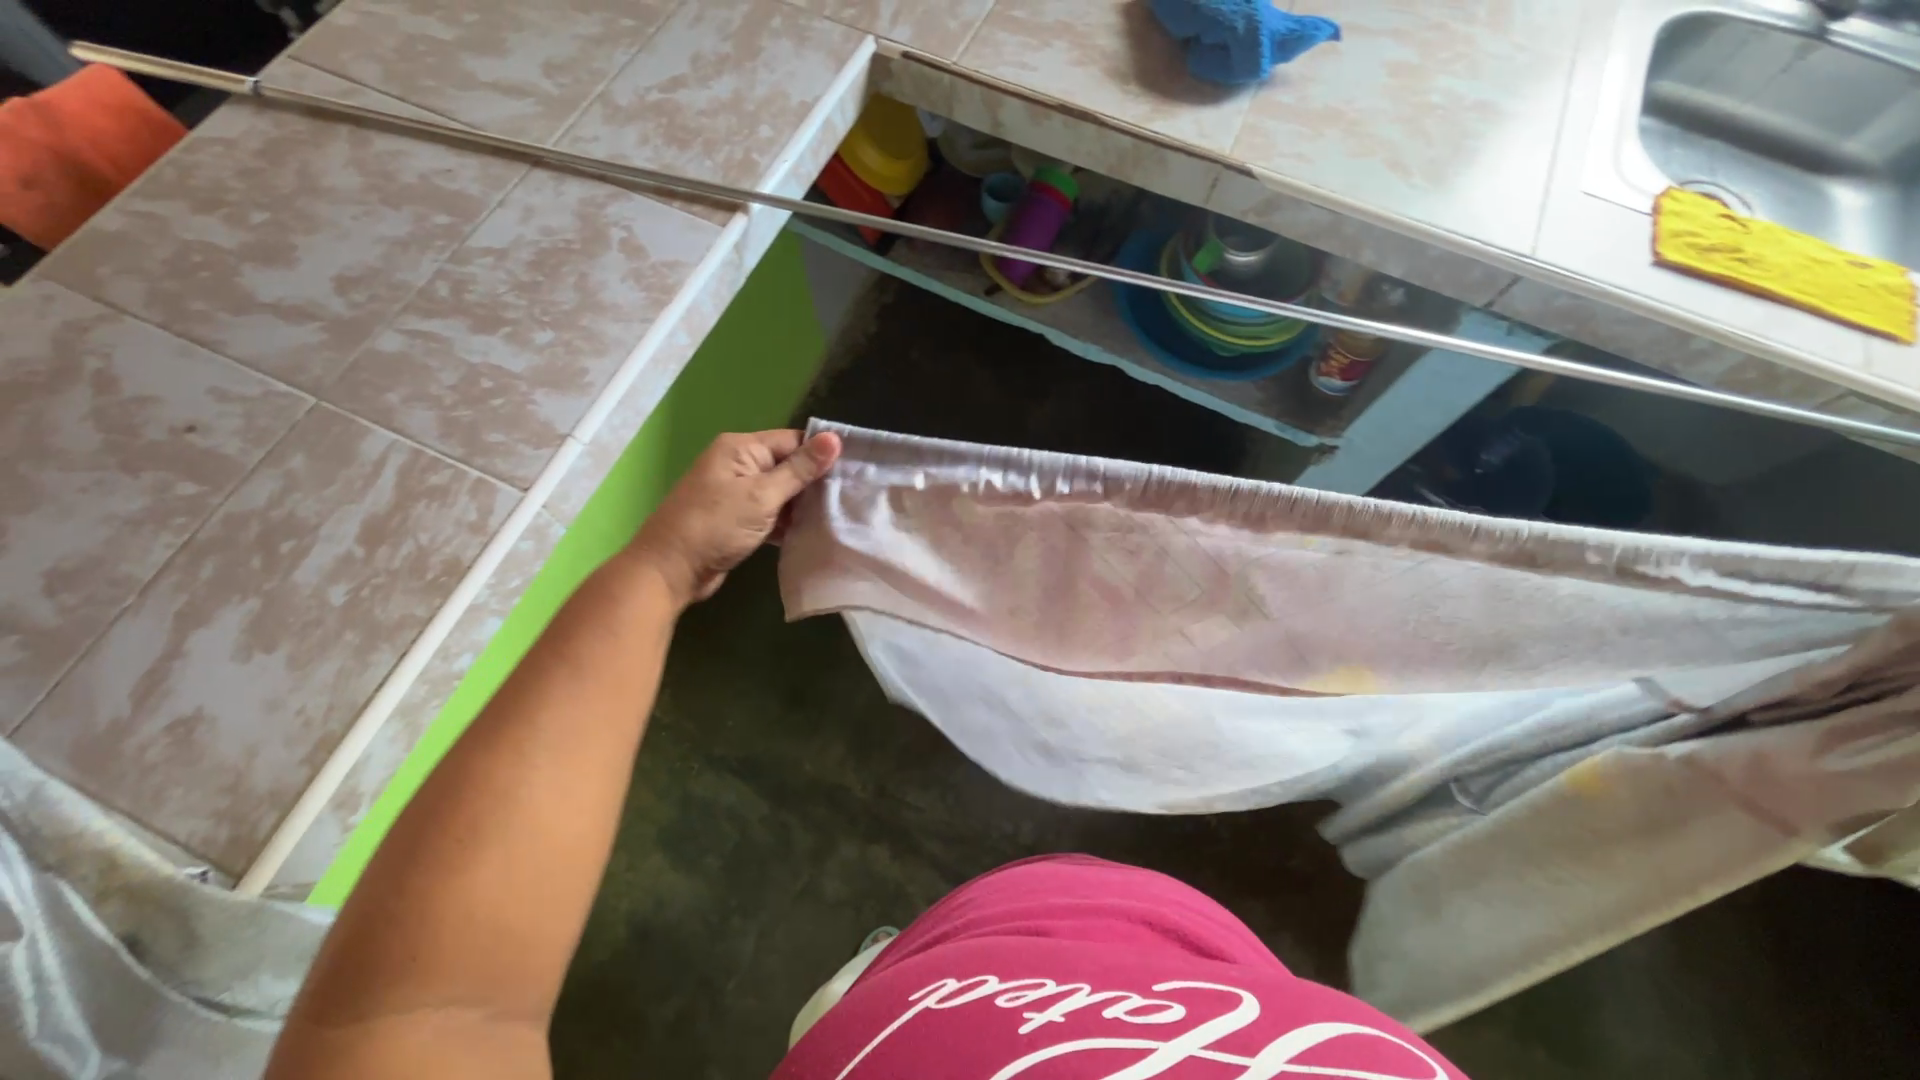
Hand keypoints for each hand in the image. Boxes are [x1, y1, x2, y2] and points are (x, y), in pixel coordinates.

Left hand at [627, 429, 841, 608]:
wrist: (670, 570)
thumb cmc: (715, 526)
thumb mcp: (762, 496)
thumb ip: (800, 470)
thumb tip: (834, 439)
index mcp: (741, 448)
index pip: (793, 441)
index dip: (822, 455)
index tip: (855, 473)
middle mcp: (738, 465)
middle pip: (788, 466)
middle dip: (815, 483)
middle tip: (850, 499)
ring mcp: (735, 493)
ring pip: (781, 493)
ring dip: (803, 506)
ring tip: (837, 517)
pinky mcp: (736, 520)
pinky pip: (770, 513)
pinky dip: (787, 522)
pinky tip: (811, 534)